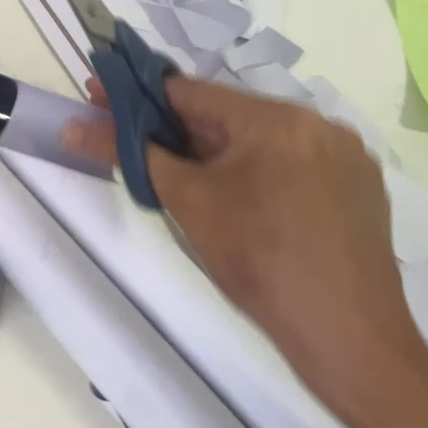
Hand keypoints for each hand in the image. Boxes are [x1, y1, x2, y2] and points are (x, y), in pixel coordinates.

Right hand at [69, 77, 424, 415]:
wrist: (346, 336)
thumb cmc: (258, 258)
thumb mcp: (184, 200)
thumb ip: (126, 153)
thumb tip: (72, 128)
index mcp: (278, 118)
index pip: (189, 92)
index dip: (135, 95)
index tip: (97, 99)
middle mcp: (319, 126)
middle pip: (223, 115)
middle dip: (170, 128)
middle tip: (124, 140)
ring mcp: (344, 159)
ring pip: (254, 142)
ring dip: (207, 151)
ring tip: (168, 174)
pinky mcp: (355, 191)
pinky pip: (285, 165)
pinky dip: (247, 171)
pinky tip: (225, 198)